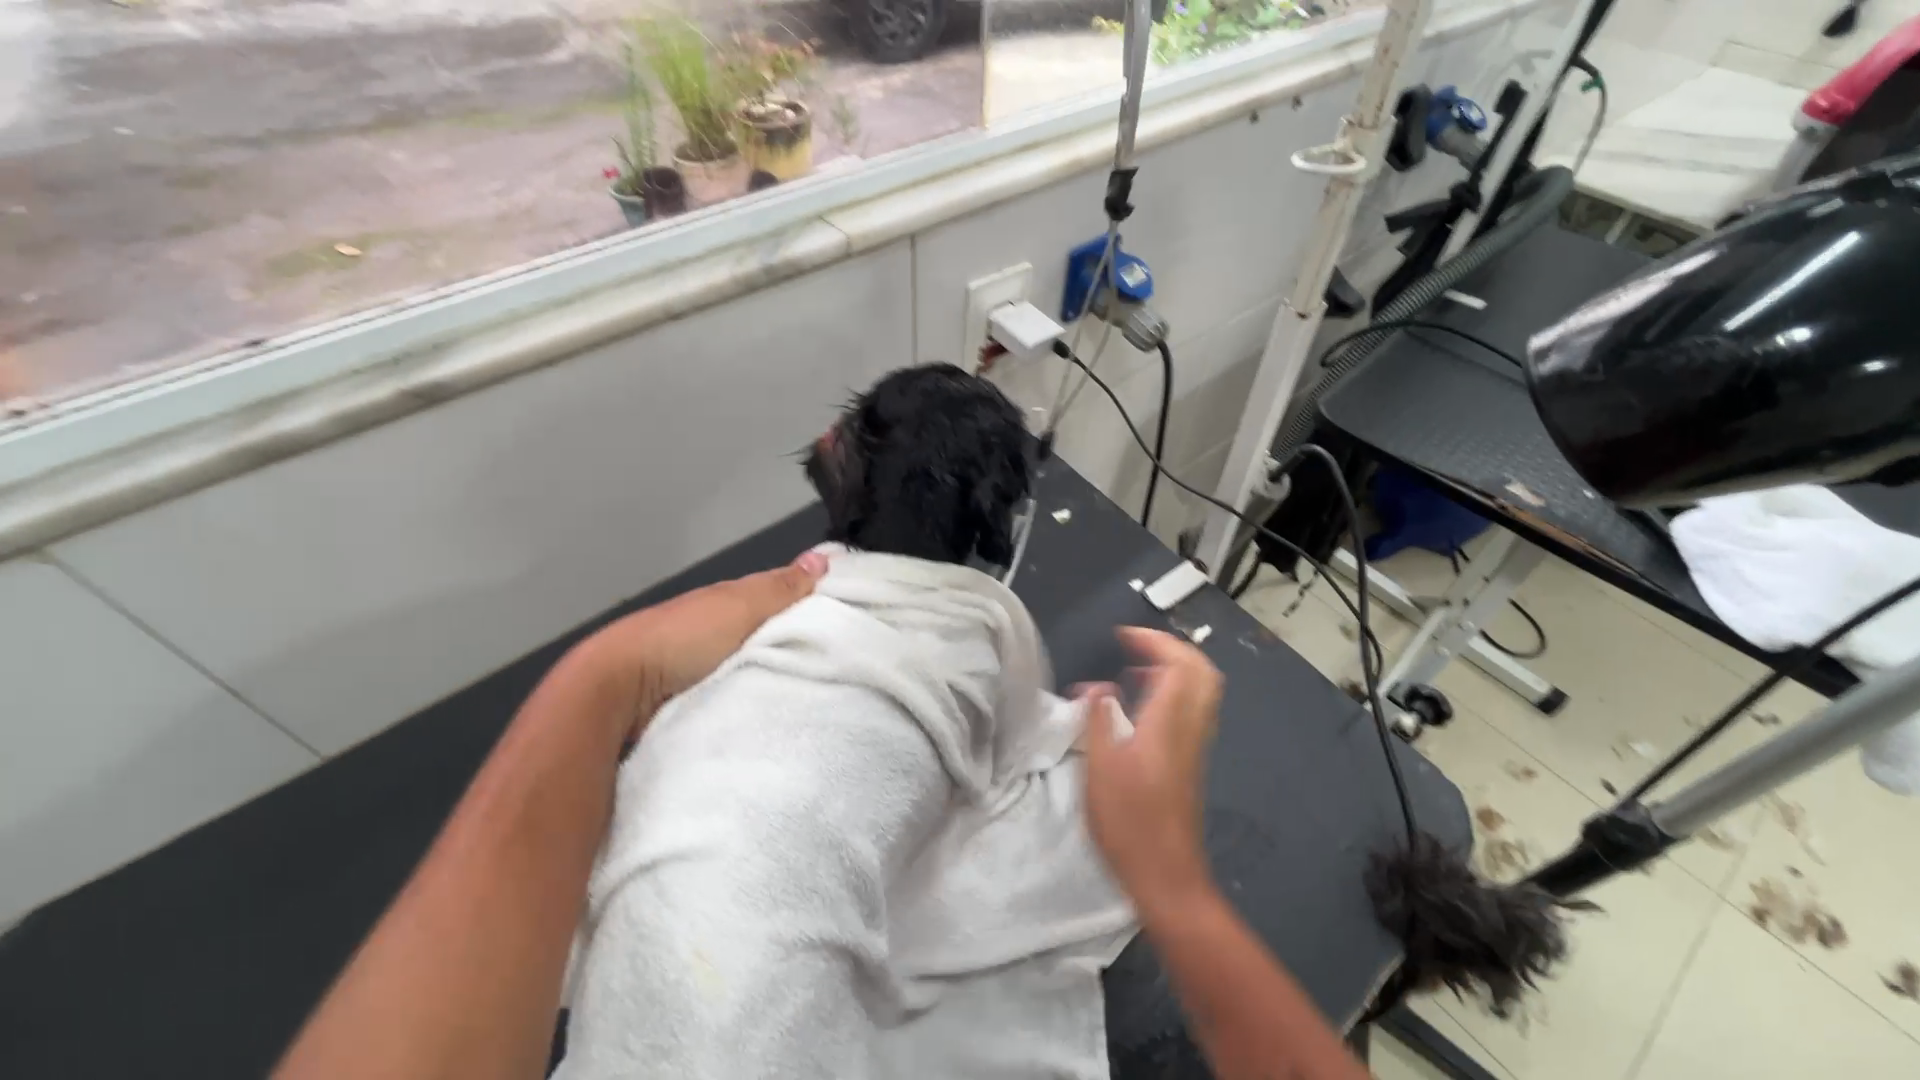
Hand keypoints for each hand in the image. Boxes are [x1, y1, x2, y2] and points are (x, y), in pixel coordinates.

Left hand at [576, 551, 827, 745]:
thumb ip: (780, 587)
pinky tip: (784, 708)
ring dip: (781, 670)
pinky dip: (761, 694)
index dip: (815, 601)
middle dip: (803, 640)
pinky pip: (743, 691)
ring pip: (757, 661)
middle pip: (771, 630)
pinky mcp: (700, 699)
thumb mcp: (740, 607)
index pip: (782, 594)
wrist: (620, 690)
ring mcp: (706, 665)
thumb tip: (824, 555)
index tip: (855, 617)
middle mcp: (719, 629)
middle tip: (849, 660)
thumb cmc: (684, 639)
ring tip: (823, 689)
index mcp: (729, 600)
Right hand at [1080, 627, 1222, 913]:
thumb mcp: (1100, 770)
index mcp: (1168, 725)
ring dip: (1174, 668)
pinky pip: (1192, 709)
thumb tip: (1095, 686)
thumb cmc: (1129, 824)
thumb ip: (1098, 721)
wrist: (1168, 877)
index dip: (1154, 641)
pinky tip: (1140, 705)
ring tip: (1133, 669)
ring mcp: (1195, 746)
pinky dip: (1172, 692)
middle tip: (1135, 645)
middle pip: (1201, 671)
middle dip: (1171, 648)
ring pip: (1201, 691)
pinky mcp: (1190, 762)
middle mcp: (1190, 729)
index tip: (1123, 635)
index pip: (1178, 665)